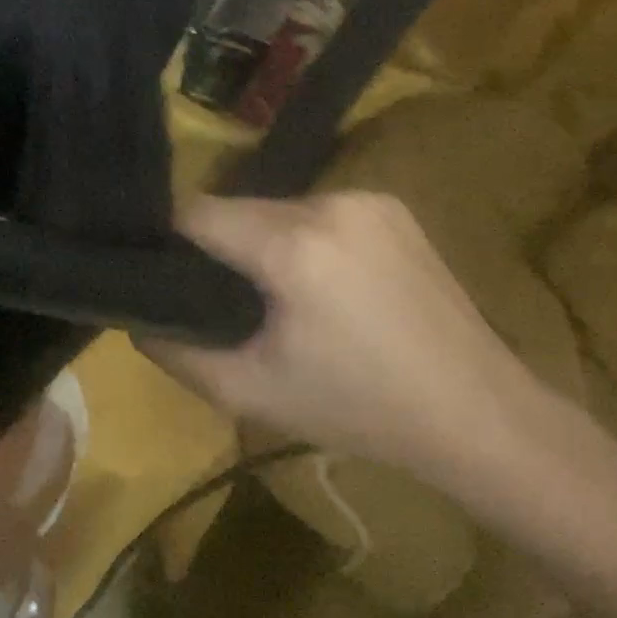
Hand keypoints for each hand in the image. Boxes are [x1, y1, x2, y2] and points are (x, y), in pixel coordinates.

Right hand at [141, 192, 541, 481]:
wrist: (484, 417)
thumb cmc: (359, 409)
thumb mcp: (247, 393)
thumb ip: (172, 351)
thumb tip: (132, 316)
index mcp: (292, 247)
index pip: (193, 213)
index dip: (167, 241)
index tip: (161, 275)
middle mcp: (327, 204)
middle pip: (232, 208)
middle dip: (215, 245)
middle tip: (217, 297)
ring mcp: (365, 200)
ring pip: (270, 208)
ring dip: (255, 240)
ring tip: (270, 292)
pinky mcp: (390, 205)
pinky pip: (311, 210)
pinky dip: (296, 236)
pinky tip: (316, 279)